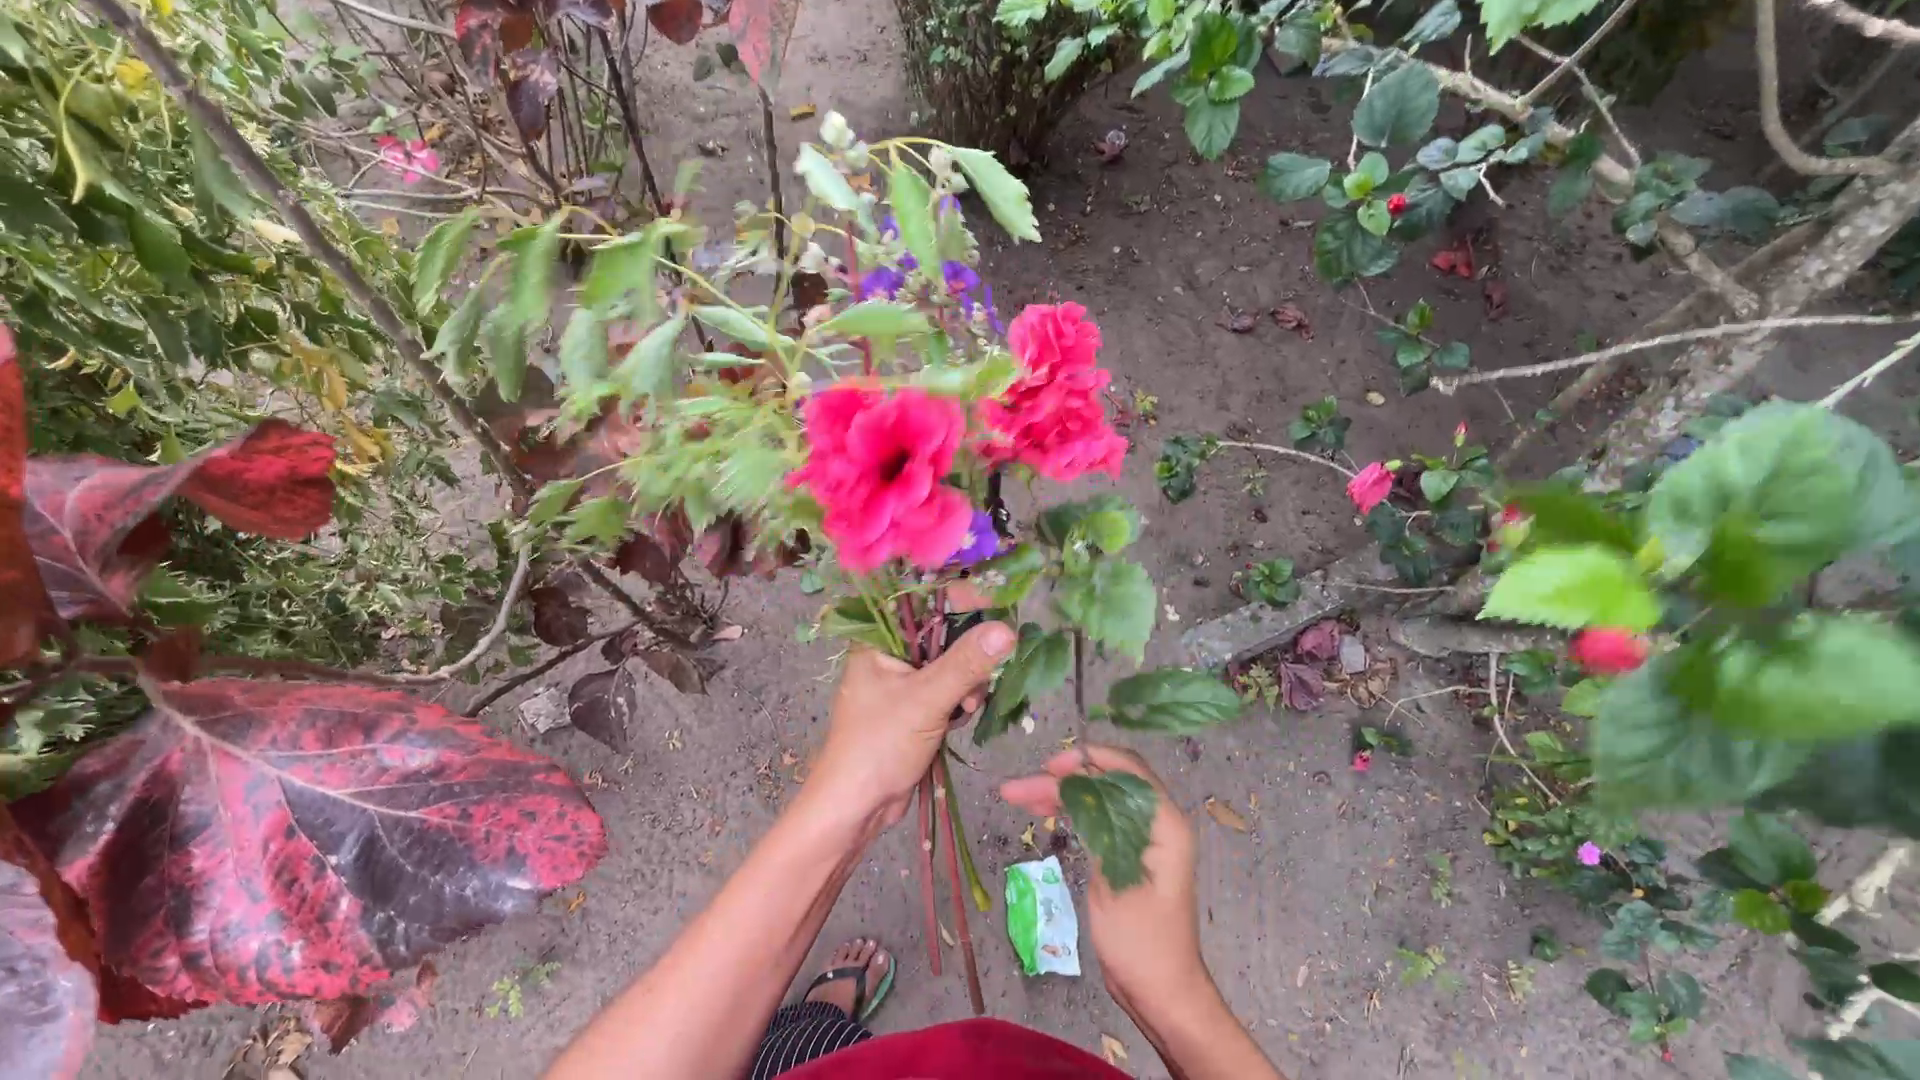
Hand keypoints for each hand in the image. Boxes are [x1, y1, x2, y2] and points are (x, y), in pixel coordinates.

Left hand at [809, 621, 1014, 827]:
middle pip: (945, 635)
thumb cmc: (879, 746)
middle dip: (968, 658)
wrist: (856, 807)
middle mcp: (889, 654)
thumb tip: (1007, 630)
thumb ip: (965, 664)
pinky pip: (947, 690)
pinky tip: (959, 720)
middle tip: (976, 683)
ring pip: (951, 665)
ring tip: (964, 710)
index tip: (1000, 611)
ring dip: (966, 685)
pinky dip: (959, 702)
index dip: (965, 602)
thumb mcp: (926, 700)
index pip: (927, 603)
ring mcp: (901, 682)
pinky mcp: (913, 708)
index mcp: (879, 639)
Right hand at [999, 746, 1207, 1009]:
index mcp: (1165, 823)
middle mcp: (1157, 823)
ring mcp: (1142, 839)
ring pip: (1097, 799)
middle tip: (1020, 787)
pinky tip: (1042, 812)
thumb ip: (1097, 827)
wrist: (1159, 991)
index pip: (1127, 770)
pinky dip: (1070, 813)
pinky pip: (1097, 819)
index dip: (1087, 760)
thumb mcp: (1115, 882)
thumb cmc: (1141, 941)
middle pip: (1106, 782)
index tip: (1050, 767)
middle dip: (1064, 778)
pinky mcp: (1127, 854)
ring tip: (1018, 796)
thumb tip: (1074, 782)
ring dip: (1061, 794)